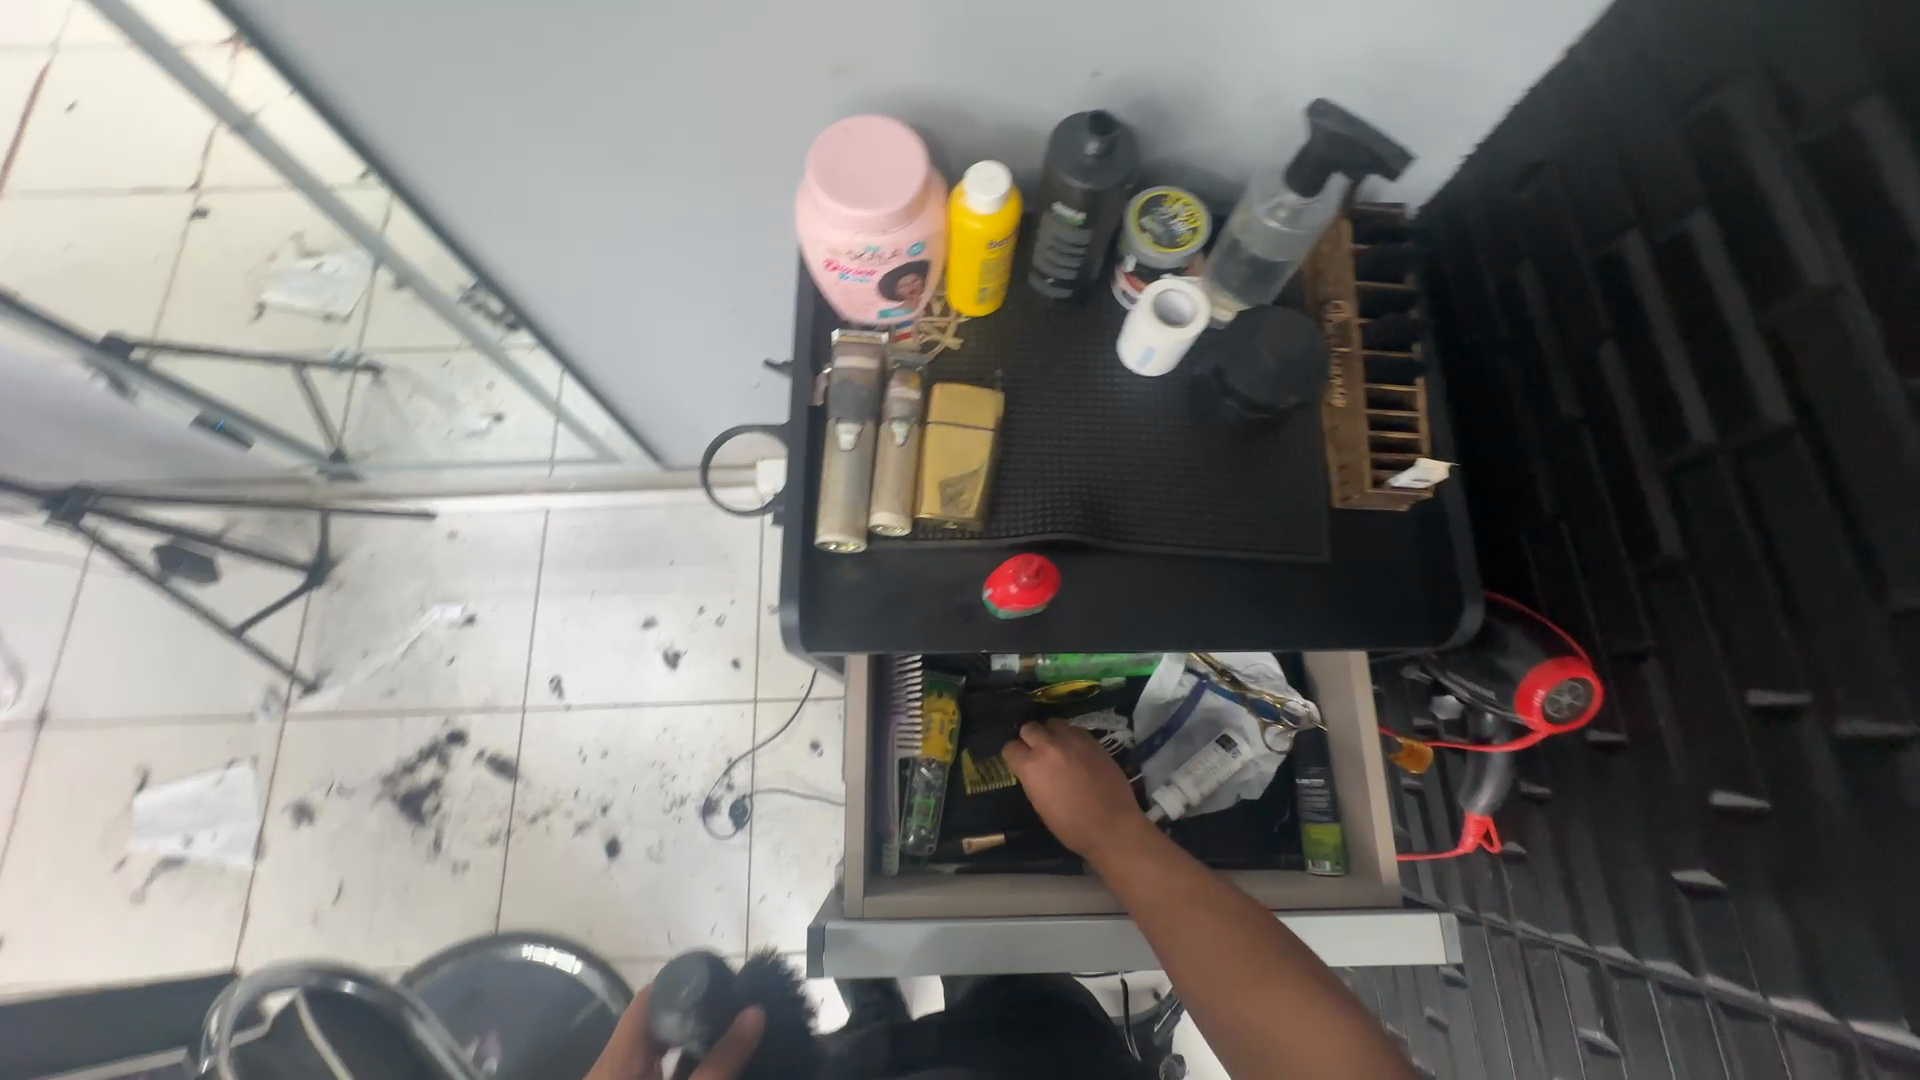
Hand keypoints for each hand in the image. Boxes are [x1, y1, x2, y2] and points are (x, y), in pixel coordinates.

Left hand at [585, 986, 765, 1079]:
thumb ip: (721, 1062)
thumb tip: (755, 1013)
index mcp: (615, 1065)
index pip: (647, 1000)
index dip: (684, 986)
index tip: (724, 985)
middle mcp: (611, 1073)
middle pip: (654, 1027)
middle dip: (696, 1018)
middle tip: (738, 1011)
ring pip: (656, 1056)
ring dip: (692, 1047)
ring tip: (734, 1035)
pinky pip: (655, 1078)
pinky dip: (683, 1073)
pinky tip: (713, 1073)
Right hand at [1002, 718, 1152, 862]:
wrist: (1111, 826)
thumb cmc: (1071, 827)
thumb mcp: (1040, 805)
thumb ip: (1033, 780)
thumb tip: (1033, 770)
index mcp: (1030, 767)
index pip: (1010, 748)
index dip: (1014, 755)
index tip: (1019, 762)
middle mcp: (1047, 747)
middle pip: (1029, 728)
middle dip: (1030, 738)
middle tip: (1038, 751)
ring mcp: (1071, 740)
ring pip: (1053, 722)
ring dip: (1051, 733)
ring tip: (1058, 746)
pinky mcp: (1091, 740)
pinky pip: (1074, 729)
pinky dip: (1071, 736)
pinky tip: (1077, 750)